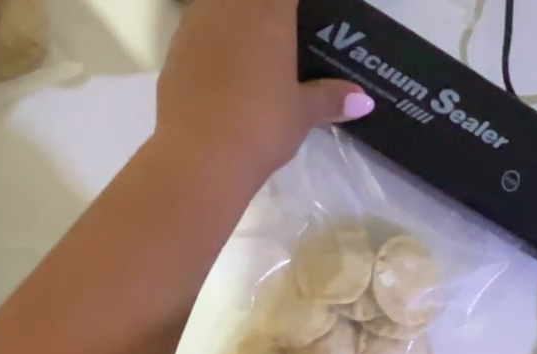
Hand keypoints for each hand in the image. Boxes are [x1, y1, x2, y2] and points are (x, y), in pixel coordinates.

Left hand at [156, 0, 373, 181]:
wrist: (201, 156)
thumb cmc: (261, 126)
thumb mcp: (301, 115)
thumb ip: (330, 99)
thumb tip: (363, 101)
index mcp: (268, 9)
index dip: (292, 7)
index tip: (296, 18)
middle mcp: (228, 5)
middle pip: (247, 0)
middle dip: (263, 12)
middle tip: (275, 39)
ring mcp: (194, 25)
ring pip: (215, 5)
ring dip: (230, 18)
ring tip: (247, 48)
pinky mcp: (173, 53)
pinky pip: (194, 32)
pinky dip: (207, 42)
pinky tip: (218, 70)